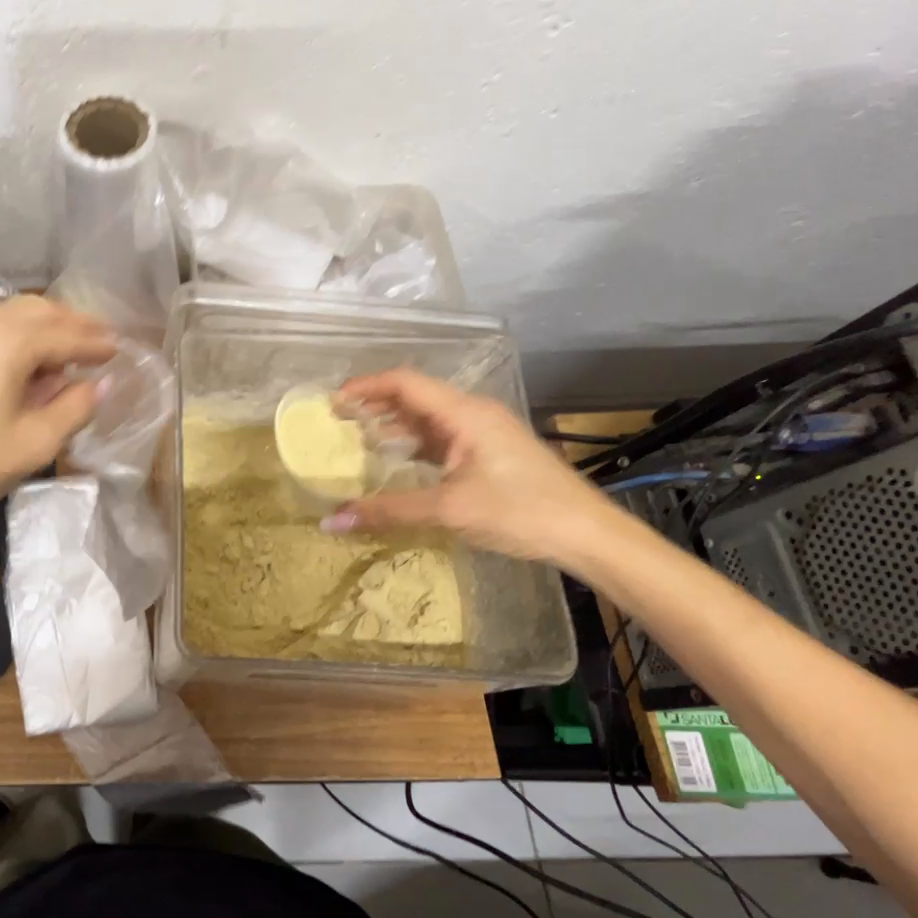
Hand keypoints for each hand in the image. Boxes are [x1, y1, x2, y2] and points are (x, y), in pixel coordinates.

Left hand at [0, 296, 115, 551]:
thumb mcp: (34, 444)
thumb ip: (75, 407)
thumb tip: (101, 384)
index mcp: (9, 337)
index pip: (68, 334)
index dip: (97, 344)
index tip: (121, 351)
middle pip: (40, 312)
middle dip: (73, 328)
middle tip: (100, 345)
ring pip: (11, 316)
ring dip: (43, 330)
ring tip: (67, 356)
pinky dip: (13, 337)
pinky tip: (24, 363)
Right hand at [320, 368, 622, 563]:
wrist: (587, 534)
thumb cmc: (521, 512)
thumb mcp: (448, 510)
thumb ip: (386, 511)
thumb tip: (330, 521)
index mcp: (464, 414)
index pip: (404, 383)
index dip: (365, 387)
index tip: (331, 403)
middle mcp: (473, 414)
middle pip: (413, 396)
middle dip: (373, 404)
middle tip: (335, 422)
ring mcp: (483, 433)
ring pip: (426, 418)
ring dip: (391, 425)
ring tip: (355, 441)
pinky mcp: (488, 453)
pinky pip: (440, 438)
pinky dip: (412, 444)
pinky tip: (394, 462)